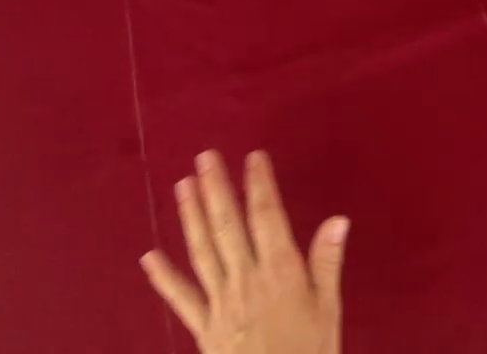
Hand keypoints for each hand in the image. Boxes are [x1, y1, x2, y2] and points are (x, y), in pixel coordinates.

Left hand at [141, 150, 349, 353]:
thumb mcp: (329, 312)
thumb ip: (327, 264)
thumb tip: (337, 218)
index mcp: (280, 272)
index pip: (267, 216)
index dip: (259, 184)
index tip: (253, 156)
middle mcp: (246, 279)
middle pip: (228, 226)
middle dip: (217, 188)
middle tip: (205, 156)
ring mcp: (220, 304)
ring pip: (202, 251)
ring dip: (190, 216)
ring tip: (183, 185)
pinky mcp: (203, 329)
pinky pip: (181, 298)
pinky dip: (163, 277)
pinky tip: (148, 256)